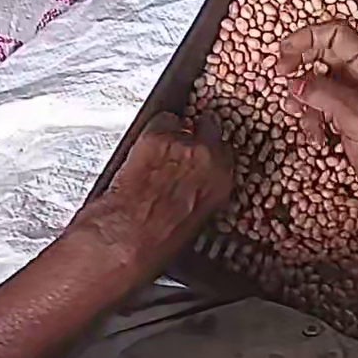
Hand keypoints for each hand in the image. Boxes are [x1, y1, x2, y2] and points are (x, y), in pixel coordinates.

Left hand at [71, 112, 231, 281]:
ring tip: (161, 152)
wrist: (130, 234)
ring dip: (174, 135)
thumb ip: (203, 194)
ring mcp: (181, 144)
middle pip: (209, 131)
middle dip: (198, 138)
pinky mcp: (155, 135)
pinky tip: (146, 145)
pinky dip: (155, 129)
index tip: (207, 155)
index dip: (214, 154)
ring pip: (183, 124)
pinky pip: (161, 120)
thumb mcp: (196, 220)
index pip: (226, 154)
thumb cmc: (159, 237)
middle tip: (183, 151)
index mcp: (221, 182)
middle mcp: (206, 158)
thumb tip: (197, 189)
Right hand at [276, 21, 357, 188]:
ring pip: (318, 83)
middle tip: (282, 80)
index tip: (284, 54)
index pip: (336, 35)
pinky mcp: (349, 118)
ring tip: (297, 112)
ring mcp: (356, 98)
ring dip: (303, 97)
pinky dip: (311, 117)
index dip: (306, 39)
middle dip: (300, 67)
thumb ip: (326, 96)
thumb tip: (296, 81)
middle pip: (323, 56)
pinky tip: (314, 135)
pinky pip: (321, 106)